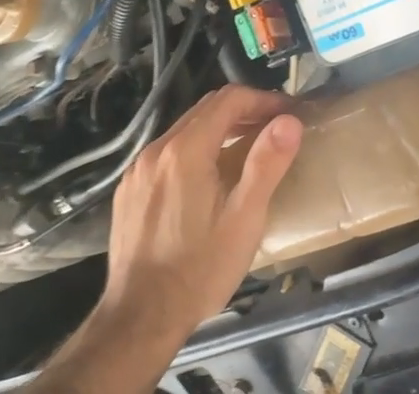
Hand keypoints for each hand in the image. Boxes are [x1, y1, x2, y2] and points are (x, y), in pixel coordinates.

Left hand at [100, 85, 302, 334]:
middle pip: (206, 109)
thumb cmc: (199, 269)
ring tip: (250, 150)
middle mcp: (156, 150)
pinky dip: (196, 149)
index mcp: (185, 151)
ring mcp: (137, 171)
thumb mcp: (244, 219)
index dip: (264, 100)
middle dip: (245, 111)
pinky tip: (211, 178)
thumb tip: (289, 121)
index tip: (290, 115)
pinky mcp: (129, 191)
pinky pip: (167, 153)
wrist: (139, 319)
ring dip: (221, 129)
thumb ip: (266, 164)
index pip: (229, 99)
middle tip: (276, 129)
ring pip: (185, 129)